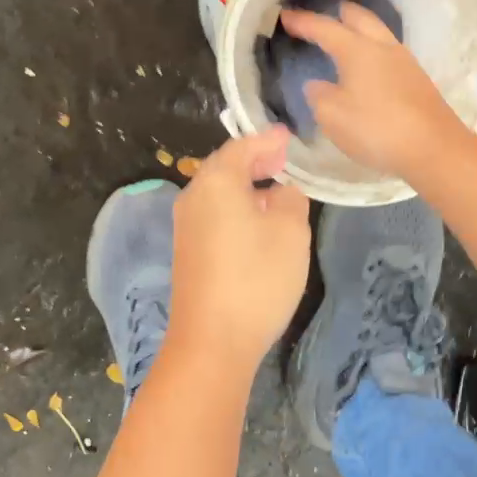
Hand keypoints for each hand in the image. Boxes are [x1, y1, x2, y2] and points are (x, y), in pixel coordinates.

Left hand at [167, 127, 310, 370]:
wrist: (211, 340)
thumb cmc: (256, 278)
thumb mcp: (290, 232)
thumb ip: (290, 199)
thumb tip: (281, 189)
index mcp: (216, 180)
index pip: (242, 147)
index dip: (267, 140)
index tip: (288, 136)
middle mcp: (194, 194)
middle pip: (225, 166)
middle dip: (255, 159)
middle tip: (284, 158)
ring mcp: (186, 224)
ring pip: (218, 190)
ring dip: (245, 183)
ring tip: (275, 186)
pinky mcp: (187, 249)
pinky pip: (213, 211)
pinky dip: (235, 204)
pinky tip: (255, 219)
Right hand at [279, 1, 476, 177]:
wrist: (436, 150)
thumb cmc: (377, 129)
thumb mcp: (332, 116)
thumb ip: (318, 95)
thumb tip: (318, 84)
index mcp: (357, 50)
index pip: (324, 27)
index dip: (302, 21)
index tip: (285, 15)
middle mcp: (382, 47)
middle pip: (358, 16)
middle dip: (336, 12)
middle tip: (318, 17)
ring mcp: (404, 61)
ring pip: (377, 32)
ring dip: (357, 29)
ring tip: (340, 38)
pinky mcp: (417, 79)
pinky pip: (387, 51)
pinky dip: (370, 48)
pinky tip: (364, 65)